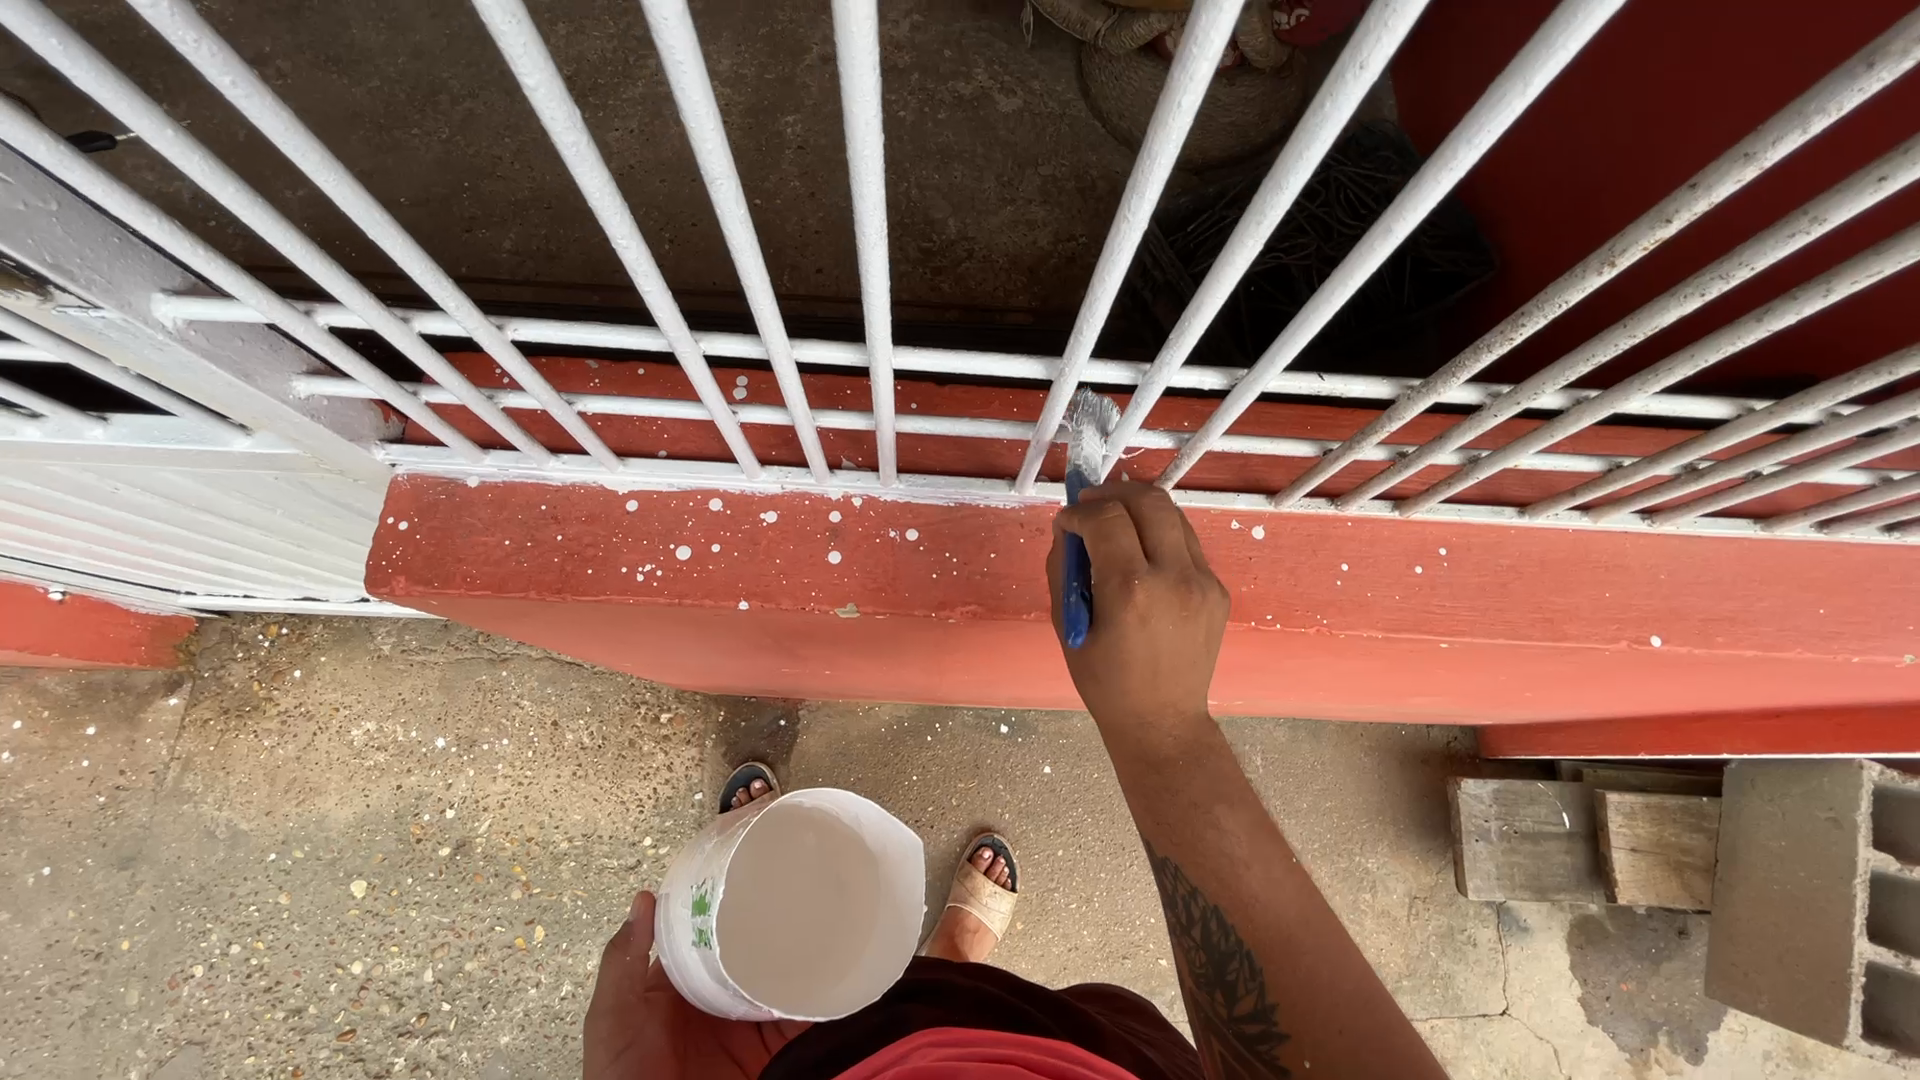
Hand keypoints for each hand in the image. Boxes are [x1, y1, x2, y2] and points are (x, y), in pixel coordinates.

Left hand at [584, 891, 810, 1079]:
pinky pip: (795, 1017)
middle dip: (768, 924)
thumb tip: (645, 896)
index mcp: (671, 987)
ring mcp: (741, 1025)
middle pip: (743, 952)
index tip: (748, 866)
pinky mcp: (766, 1051)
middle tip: (800, 885)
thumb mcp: (611, 1021)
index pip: (699, 935)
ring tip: (824, 918)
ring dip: (796, 955)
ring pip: (773, 978)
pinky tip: (830, 970)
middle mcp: (710, 999)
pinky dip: (813, 997)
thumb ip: (623, 963)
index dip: (719, 905)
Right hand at [1047, 482, 1229, 729]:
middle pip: (1149, 501)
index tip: (1067, 521)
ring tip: (1116, 522)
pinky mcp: (1218, 590)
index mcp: (1131, 590)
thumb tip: (1068, 530)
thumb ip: (1064, 570)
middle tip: (1091, 504)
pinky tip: (1142, 556)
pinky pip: (1187, 544)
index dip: (1080, 511)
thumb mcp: (1068, 626)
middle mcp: (1174, 577)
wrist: (1162, 721)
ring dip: (1140, 509)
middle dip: (1114, 493)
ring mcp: (1204, 582)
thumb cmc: (1105, 681)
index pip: (1107, 518)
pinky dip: (1159, 537)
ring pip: (1174, 516)